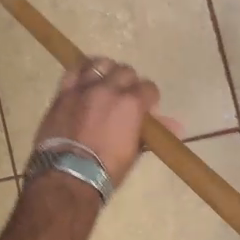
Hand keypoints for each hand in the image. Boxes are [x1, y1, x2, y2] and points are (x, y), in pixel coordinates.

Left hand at [31, 57, 175, 186]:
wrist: (67, 175)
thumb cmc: (106, 170)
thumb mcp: (134, 152)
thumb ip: (151, 132)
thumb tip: (177, 126)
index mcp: (131, 103)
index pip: (149, 88)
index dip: (150, 99)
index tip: (146, 111)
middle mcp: (109, 88)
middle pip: (126, 71)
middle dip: (130, 84)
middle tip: (125, 100)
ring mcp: (84, 88)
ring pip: (100, 63)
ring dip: (107, 72)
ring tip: (105, 85)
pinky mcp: (63, 92)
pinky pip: (74, 70)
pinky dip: (82, 73)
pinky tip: (85, 82)